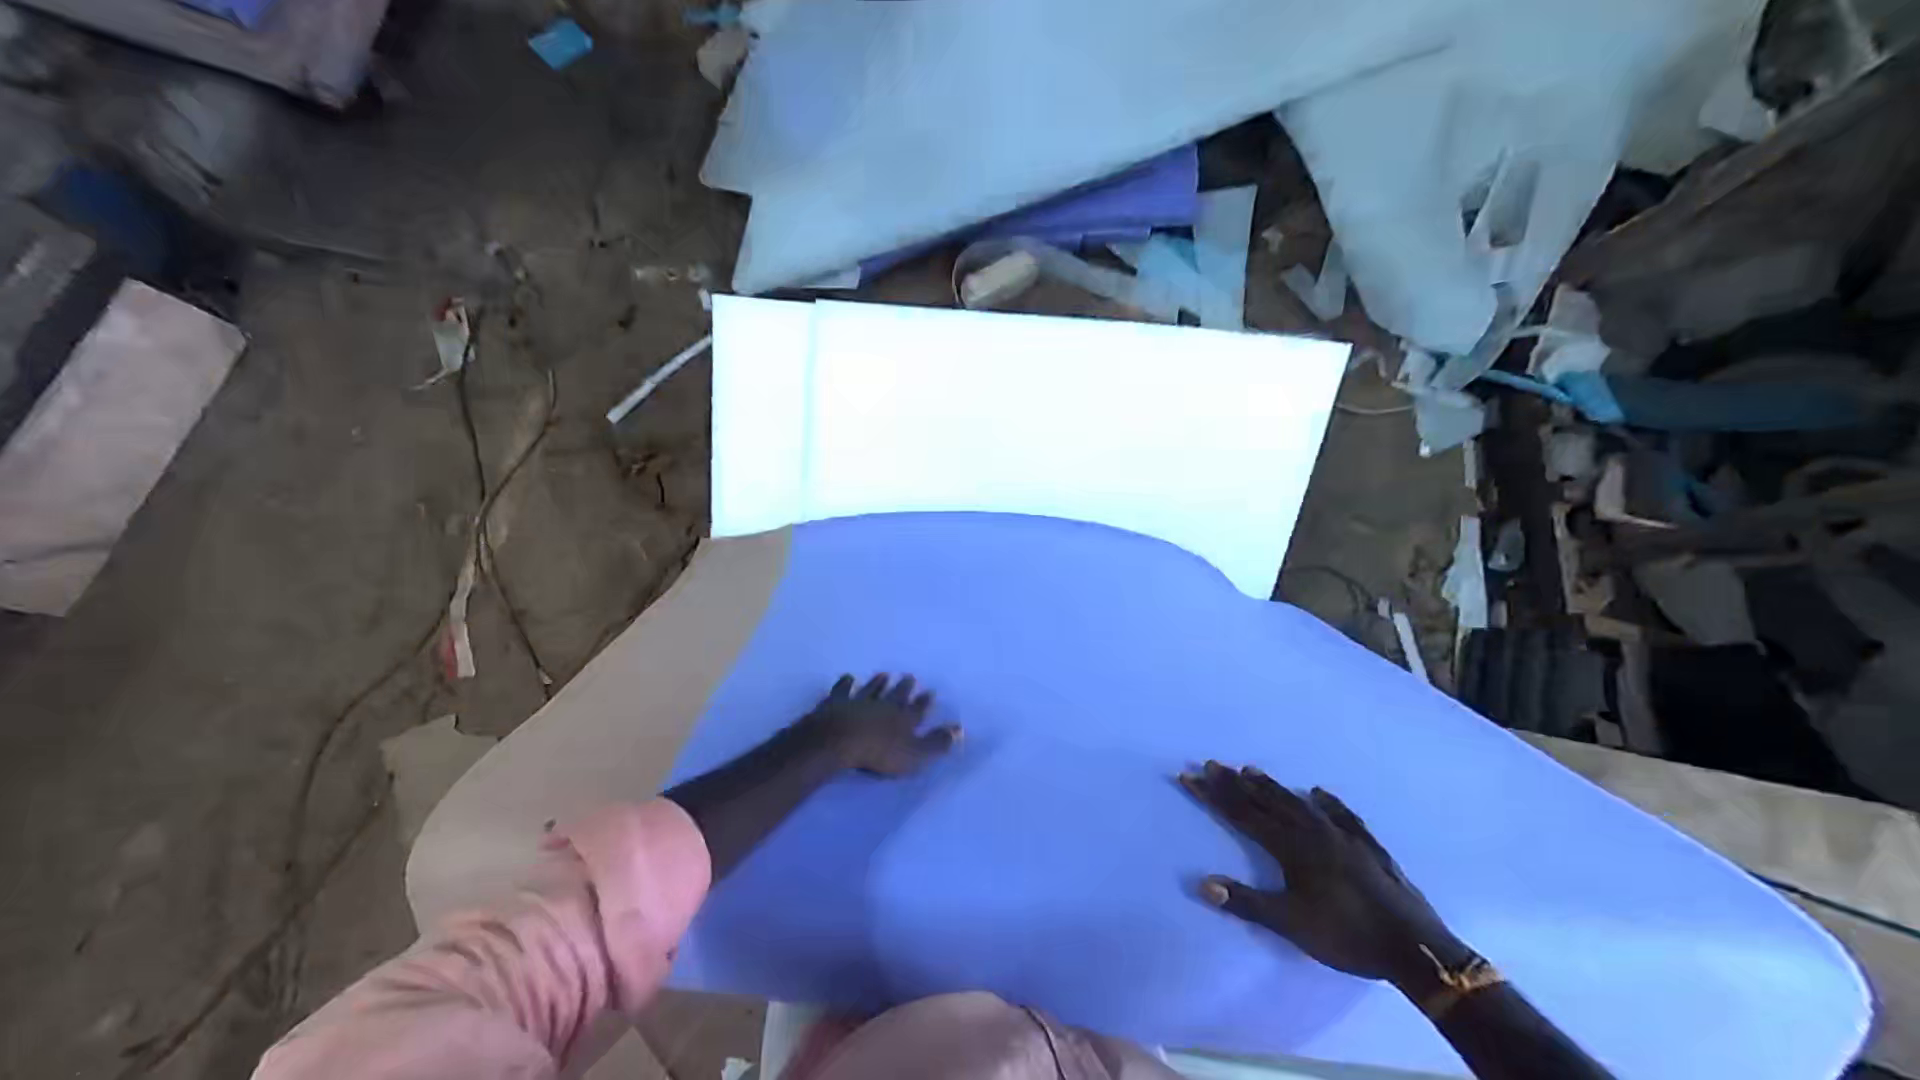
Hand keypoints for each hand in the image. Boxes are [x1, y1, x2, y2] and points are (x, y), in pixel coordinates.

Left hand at [799, 674, 960, 776]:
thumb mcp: (915, 754)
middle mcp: (884, 705)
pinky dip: (846, 683)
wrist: (838, 741)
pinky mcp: (837, 703)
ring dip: (878, 682)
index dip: (925, 701)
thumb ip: (936, 743)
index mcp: (904, 718)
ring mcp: (859, 701)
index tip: (931, 691)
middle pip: (896, 694)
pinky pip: (843, 690)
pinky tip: (848, 677)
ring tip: (884, 674)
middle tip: (909, 676)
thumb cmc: (879, 753)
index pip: (918, 708)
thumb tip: (959, 729)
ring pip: (872, 689)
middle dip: (904, 686)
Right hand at [1180, 761, 1468, 988]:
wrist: (1415, 949)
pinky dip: (1326, 802)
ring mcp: (1342, 836)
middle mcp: (1312, 832)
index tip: (1189, 777)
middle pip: (1266, 801)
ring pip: (1298, 803)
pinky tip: (1318, 792)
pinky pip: (1341, 815)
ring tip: (1250, 769)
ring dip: (1271, 787)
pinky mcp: (1367, 846)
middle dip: (1235, 783)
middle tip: (1212, 764)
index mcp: (1290, 847)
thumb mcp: (1290, 924)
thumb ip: (1246, 902)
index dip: (1213, 795)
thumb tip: (1203, 883)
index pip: (1242, 815)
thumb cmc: (1346, 935)